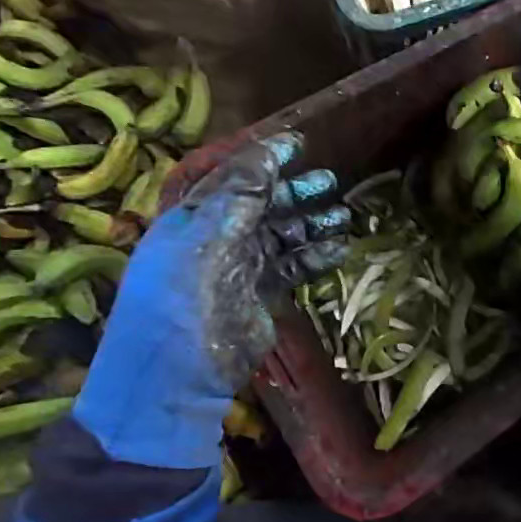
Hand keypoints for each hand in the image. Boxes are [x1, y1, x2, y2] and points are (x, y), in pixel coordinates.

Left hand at [73, 132, 349, 468]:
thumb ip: (240, 192)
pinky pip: (290, 268)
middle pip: (262, 204)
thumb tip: (268, 150)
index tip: (300, 144)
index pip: (234, 177)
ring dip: (311, 224)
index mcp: (195, 218)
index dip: (266, 158)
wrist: (175, 377)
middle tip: (331, 182)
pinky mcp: (258, 296)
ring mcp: (239, 268)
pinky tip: (339, 250)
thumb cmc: (184, 299)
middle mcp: (216, 238)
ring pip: (281, 236)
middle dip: (296, 192)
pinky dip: (314, 257)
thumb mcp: (207, 237)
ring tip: (344, 216)